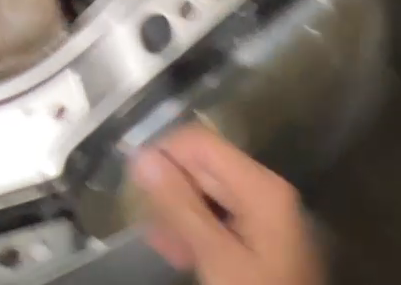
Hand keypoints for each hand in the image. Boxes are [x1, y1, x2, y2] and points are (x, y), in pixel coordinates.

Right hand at [129, 125, 321, 284]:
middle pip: (203, 167)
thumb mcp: (216, 258)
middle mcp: (264, 189)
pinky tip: (182, 254)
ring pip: (207, 193)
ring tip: (160, 245)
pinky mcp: (261, 239)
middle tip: (146, 224)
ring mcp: (264, 214)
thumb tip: (142, 157)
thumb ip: (179, 206)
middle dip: (170, 190)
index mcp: (260, 185)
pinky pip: (219, 217)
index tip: (136, 185)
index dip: (163, 154)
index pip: (199, 142)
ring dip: (179, 213)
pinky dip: (197, 230)